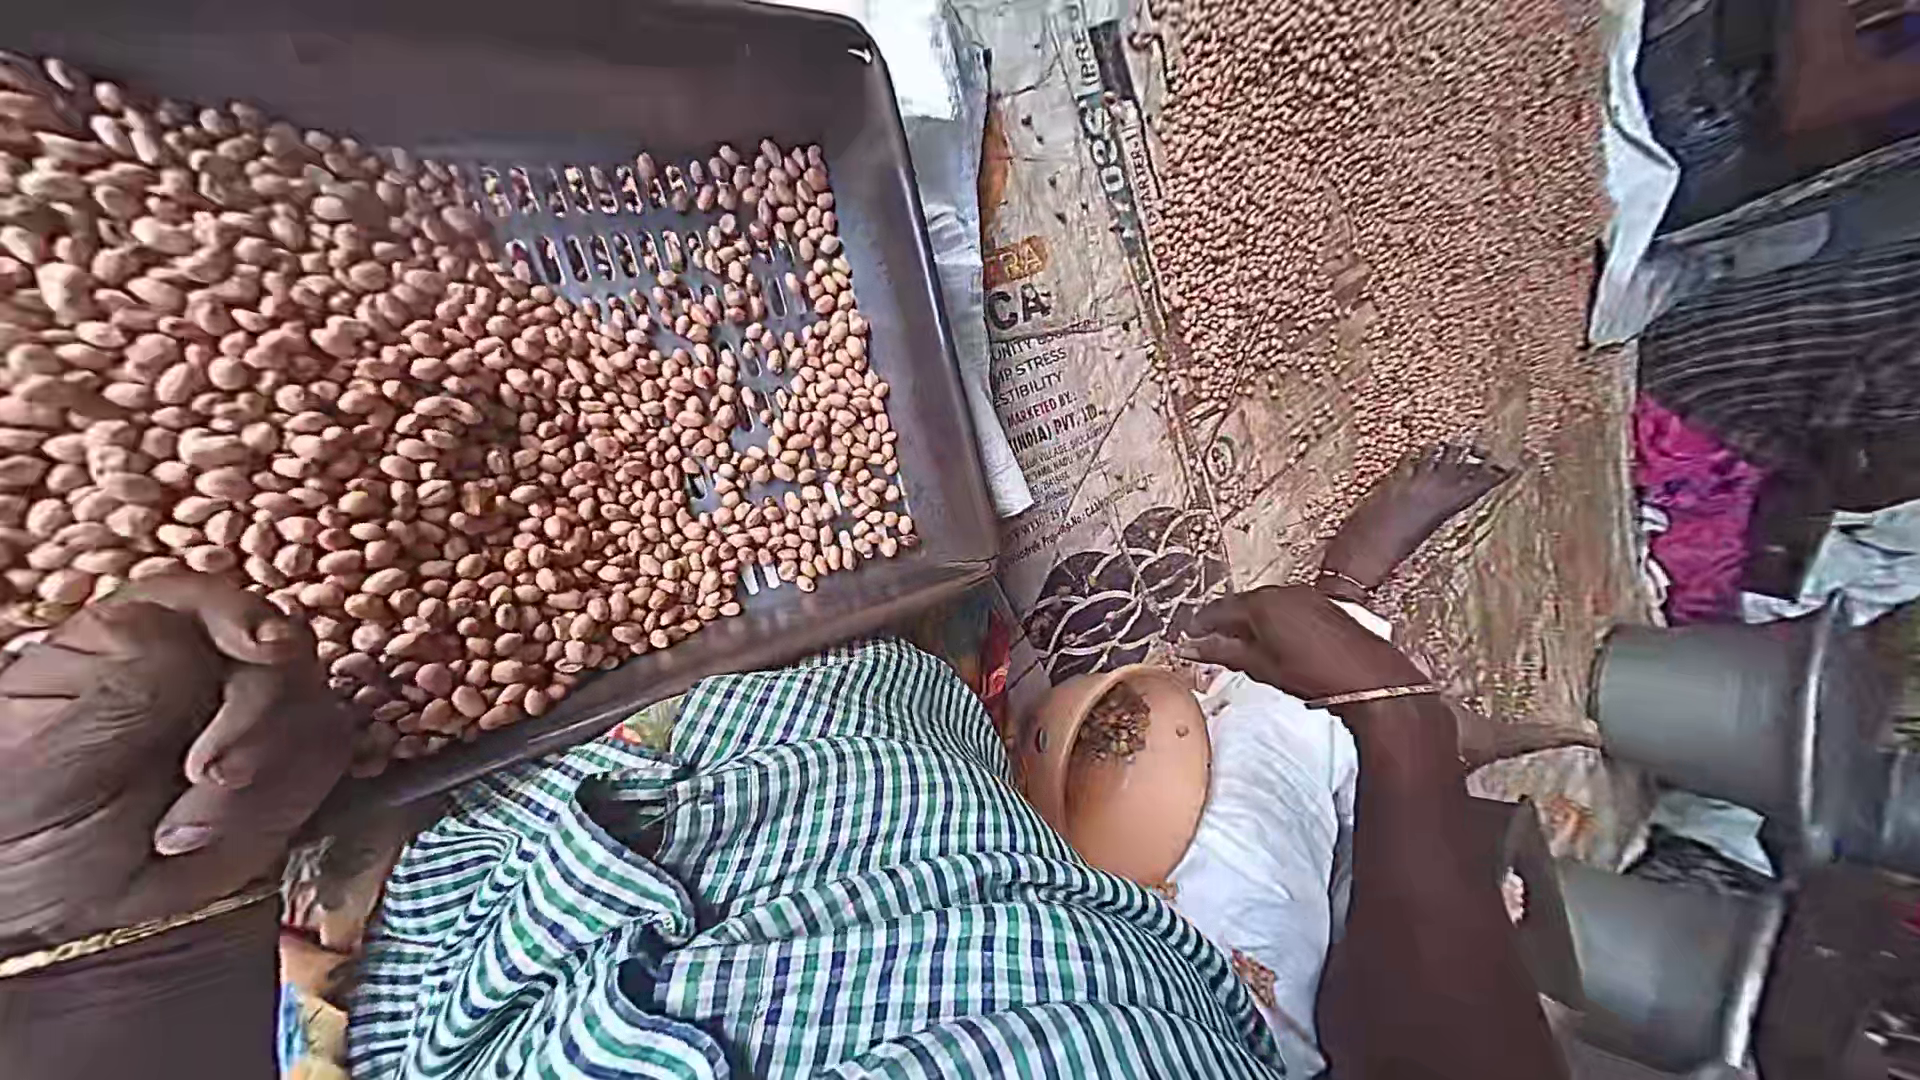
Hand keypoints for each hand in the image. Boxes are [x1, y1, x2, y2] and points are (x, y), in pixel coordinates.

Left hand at [0, 574, 350, 947]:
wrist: (99, 926)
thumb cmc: (28, 851)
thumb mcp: (40, 778)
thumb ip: (117, 695)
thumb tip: (163, 625)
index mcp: (119, 657)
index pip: (188, 598)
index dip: (234, 610)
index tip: (266, 647)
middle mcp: (202, 668)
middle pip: (273, 644)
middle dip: (253, 711)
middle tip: (211, 773)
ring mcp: (265, 703)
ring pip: (311, 693)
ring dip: (265, 759)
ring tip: (192, 822)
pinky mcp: (308, 741)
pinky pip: (329, 739)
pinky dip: (286, 784)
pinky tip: (225, 822)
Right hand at [1177, 585, 1426, 701]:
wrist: (1373, 681)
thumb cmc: (1312, 675)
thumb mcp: (1258, 665)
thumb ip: (1220, 652)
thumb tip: (1187, 648)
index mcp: (1259, 604)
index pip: (1217, 610)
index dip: (1200, 625)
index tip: (1189, 638)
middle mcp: (1279, 592)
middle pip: (1240, 604)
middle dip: (1224, 622)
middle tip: (1211, 643)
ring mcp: (1303, 595)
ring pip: (1263, 605)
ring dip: (1249, 621)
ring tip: (1242, 645)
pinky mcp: (1322, 603)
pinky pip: (1284, 606)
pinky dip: (1272, 620)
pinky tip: (1273, 641)